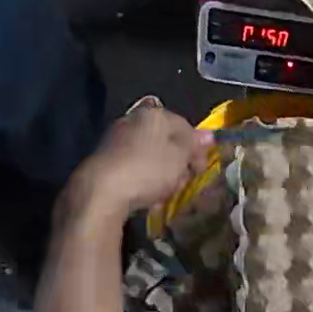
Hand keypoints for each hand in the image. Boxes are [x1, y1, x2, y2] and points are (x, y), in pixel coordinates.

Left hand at [67, 98, 213, 216]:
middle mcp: (134, 120)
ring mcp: (117, 139)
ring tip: (164, 193)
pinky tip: (146, 197)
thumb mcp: (180, 157)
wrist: (103, 191)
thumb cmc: (149, 169)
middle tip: (183, 182)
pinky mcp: (106, 160)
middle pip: (166, 141)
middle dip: (178, 162)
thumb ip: (194, 144)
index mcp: (154, 114)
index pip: (185, 126)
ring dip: (162, 174)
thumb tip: (209, 134)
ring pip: (151, 156)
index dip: (197, 149)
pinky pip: (134, 168)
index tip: (201, 170)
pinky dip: (144, 180)